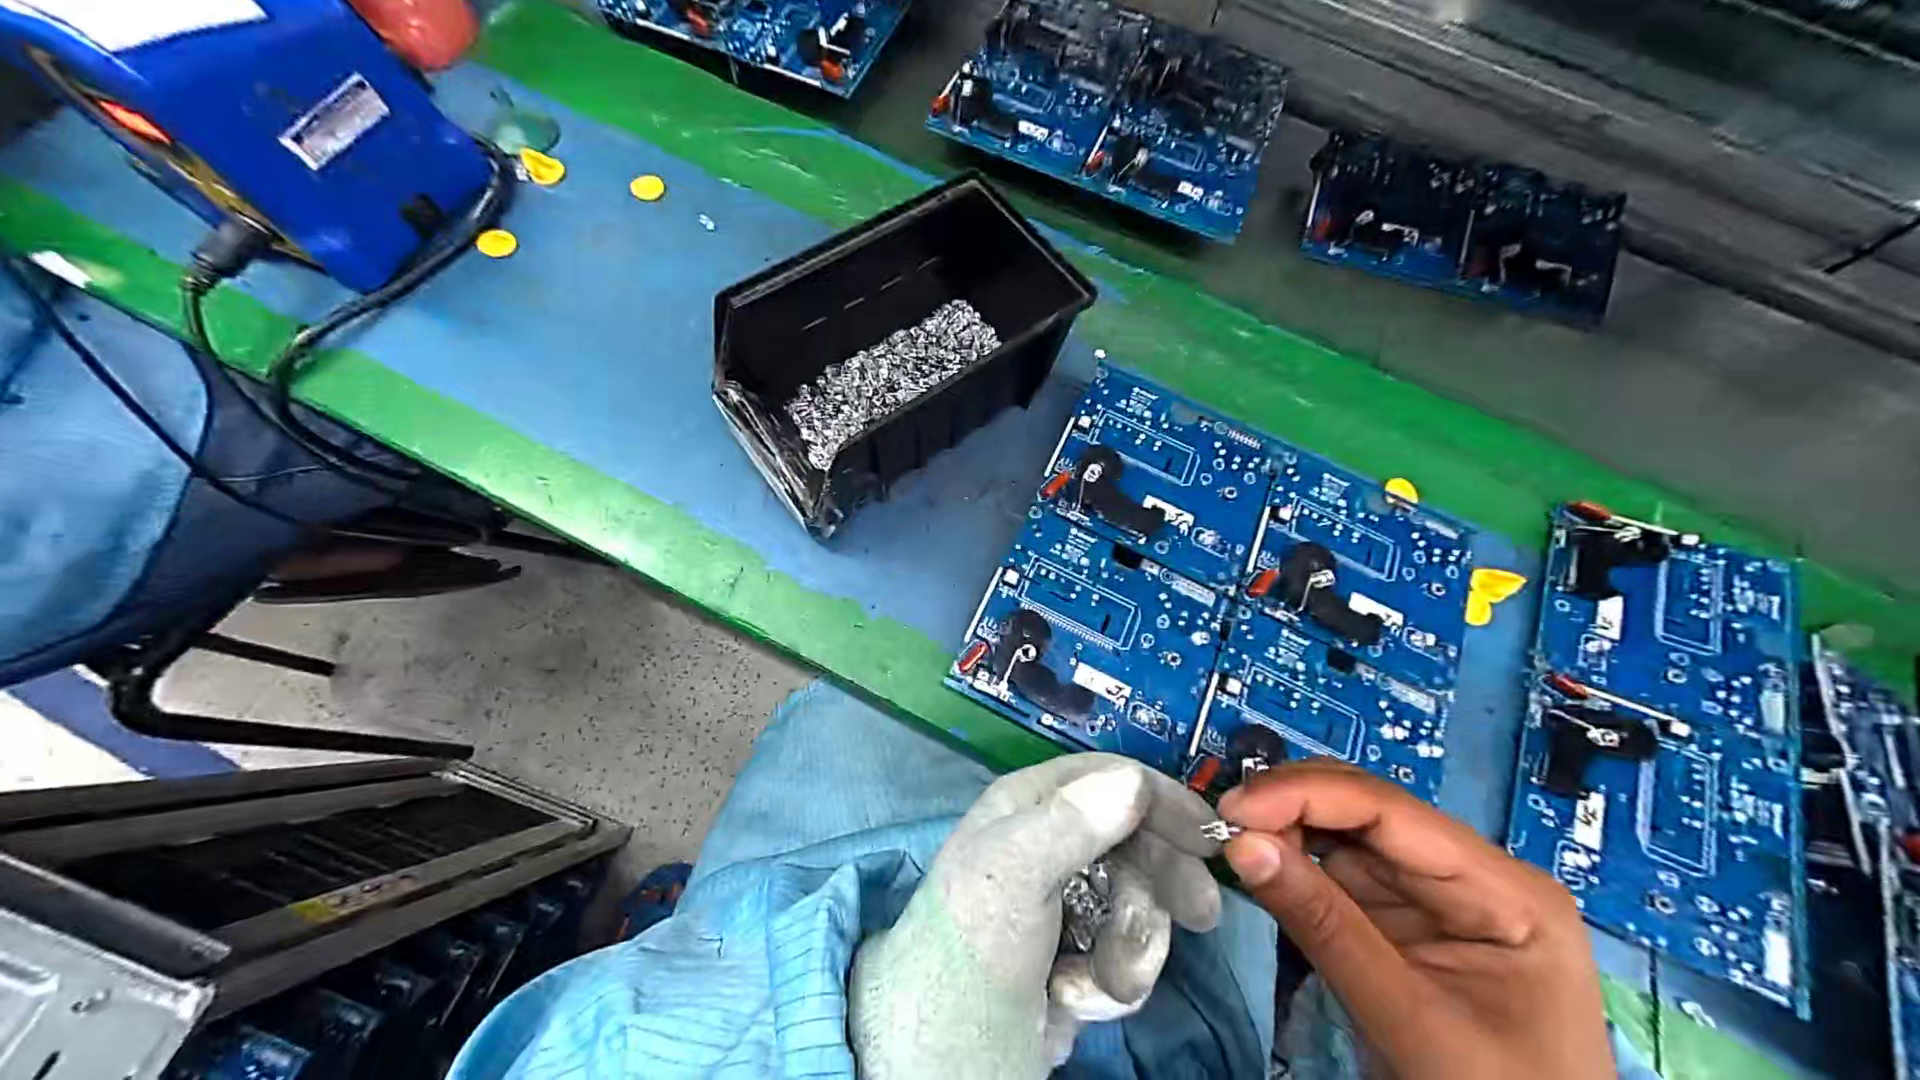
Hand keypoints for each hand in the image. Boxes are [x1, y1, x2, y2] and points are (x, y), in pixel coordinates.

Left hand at [850, 754, 1220, 1078]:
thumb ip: (1071, 822)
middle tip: (1201, 915)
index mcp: (1030, 803)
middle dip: (1162, 883)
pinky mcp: (1078, 950)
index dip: (1161, 800)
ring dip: (1132, 948)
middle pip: (1135, 840)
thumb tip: (1134, 780)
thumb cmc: (976, 942)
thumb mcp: (1014, 871)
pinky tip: (1072, 998)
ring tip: (1100, 982)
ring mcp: (1067, 897)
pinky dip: (1111, 981)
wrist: (947, 1050)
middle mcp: (1050, 839)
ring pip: (1138, 902)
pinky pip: (1126, 950)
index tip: (1208, 838)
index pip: (1109, 777)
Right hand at [1219, 761, 1611, 1079]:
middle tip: (1226, 828)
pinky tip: (1266, 866)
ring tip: (1239, 847)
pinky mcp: (1395, 911)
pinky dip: (1291, 860)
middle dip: (1289, 805)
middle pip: (1362, 807)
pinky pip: (1332, 866)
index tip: (1232, 811)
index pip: (1387, 808)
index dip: (1303, 795)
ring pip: (1339, 828)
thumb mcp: (1411, 1022)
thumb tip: (1239, 845)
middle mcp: (1464, 870)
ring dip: (1283, 828)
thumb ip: (1325, 927)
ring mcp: (1428, 889)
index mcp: (1502, 887)